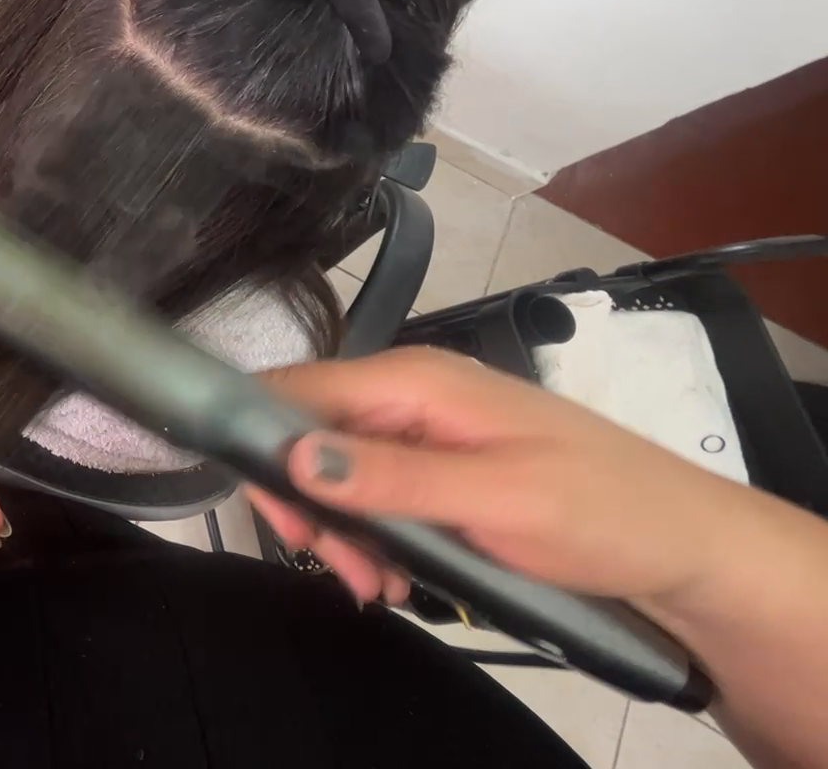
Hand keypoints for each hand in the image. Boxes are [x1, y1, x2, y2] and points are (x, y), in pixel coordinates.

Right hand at [249, 347, 757, 613]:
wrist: (699, 554)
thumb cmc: (610, 515)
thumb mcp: (503, 501)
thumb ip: (394, 477)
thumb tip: (294, 458)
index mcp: (410, 380)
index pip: (294, 389)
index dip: (262, 442)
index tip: (280, 513)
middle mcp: (400, 394)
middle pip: (304, 434)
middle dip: (306, 502)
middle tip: (338, 565)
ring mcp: (413, 428)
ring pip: (328, 467)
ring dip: (336, 528)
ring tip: (372, 582)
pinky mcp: (425, 462)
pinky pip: (363, 488)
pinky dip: (363, 533)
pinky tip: (388, 572)